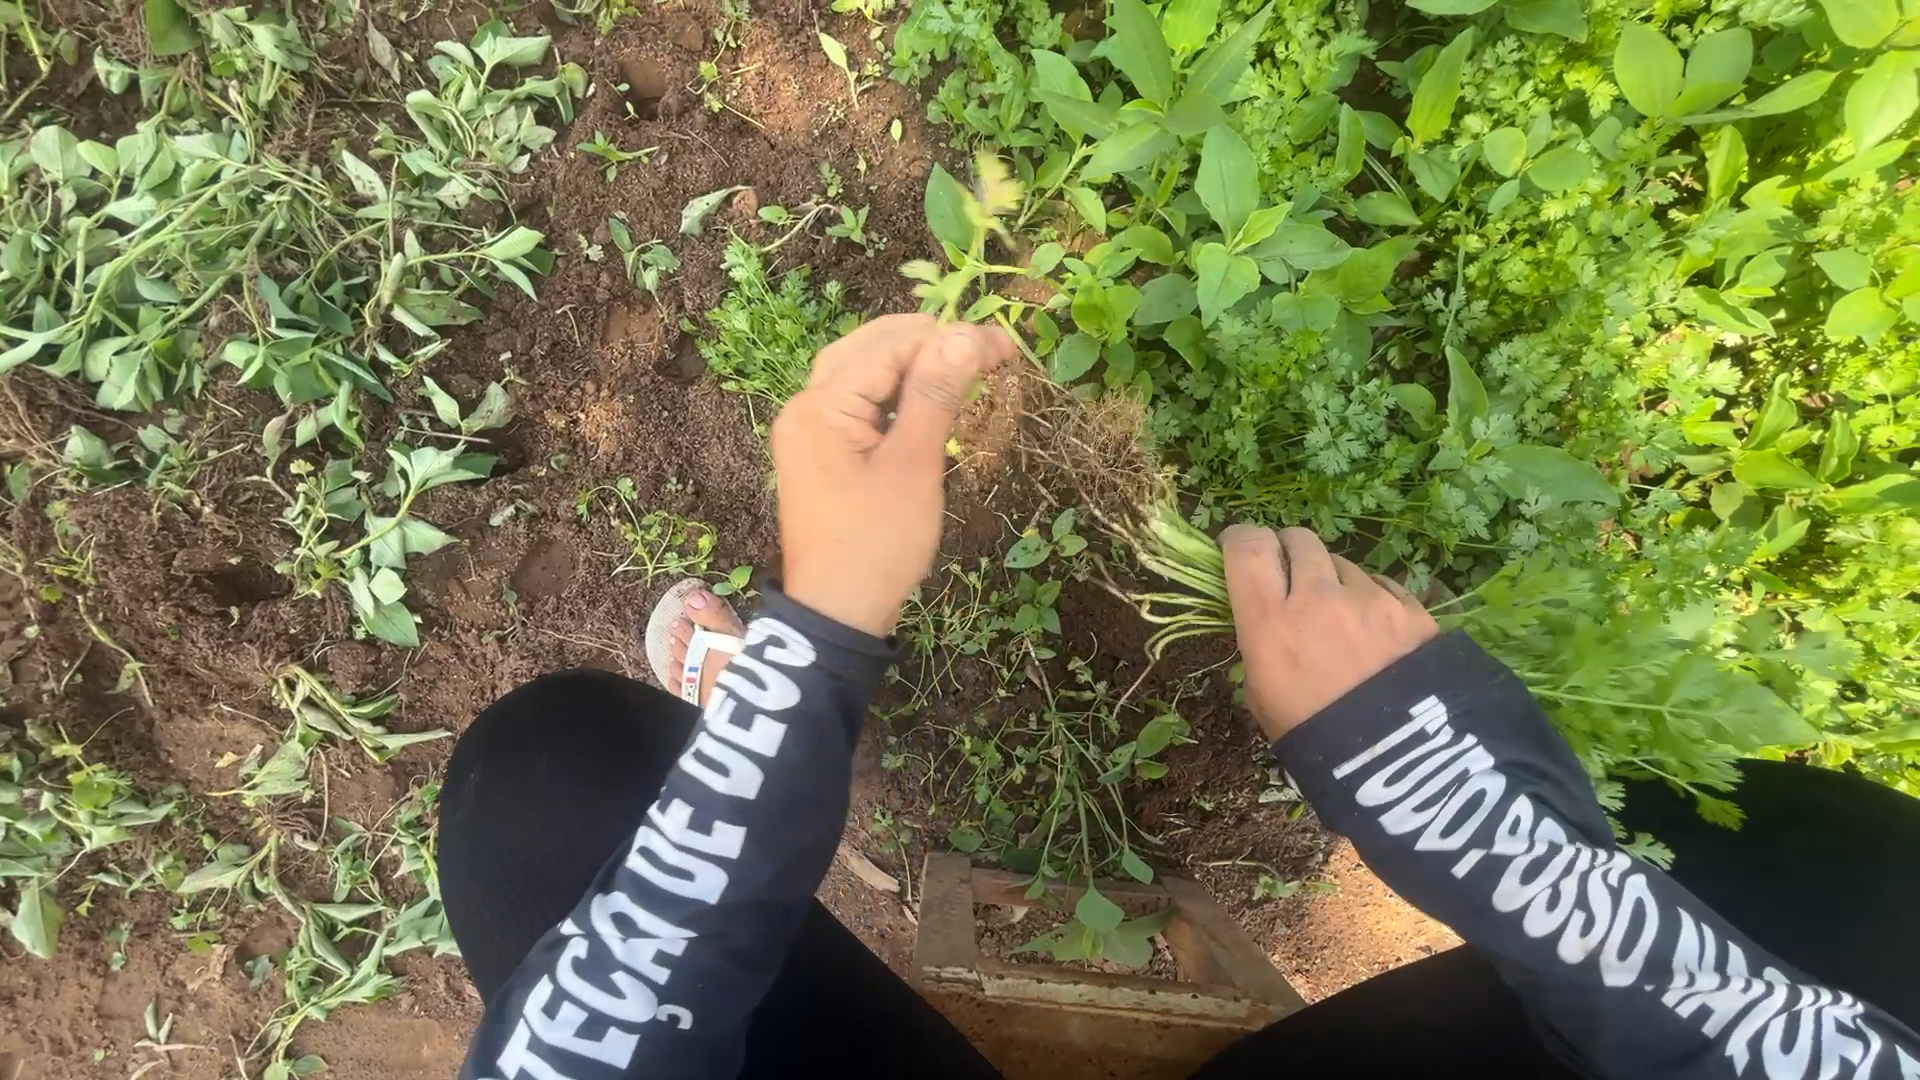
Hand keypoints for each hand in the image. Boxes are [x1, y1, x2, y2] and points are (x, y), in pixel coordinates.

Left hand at [771, 315, 1012, 636]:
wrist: (838, 614)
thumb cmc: (878, 544)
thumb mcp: (912, 467)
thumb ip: (934, 395)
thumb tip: (965, 335)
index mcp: (820, 407)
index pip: (888, 347)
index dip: (948, 338)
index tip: (1004, 346)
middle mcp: (805, 409)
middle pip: (867, 350)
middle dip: (928, 344)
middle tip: (986, 350)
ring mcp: (809, 433)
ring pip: (862, 377)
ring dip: (911, 367)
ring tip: (964, 366)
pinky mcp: (822, 455)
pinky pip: (859, 408)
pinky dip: (894, 398)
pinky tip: (928, 400)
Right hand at [1220, 525, 1439, 741]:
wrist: (1398, 762)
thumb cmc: (1311, 734)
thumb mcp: (1260, 692)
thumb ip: (1257, 640)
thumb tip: (1261, 615)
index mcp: (1269, 620)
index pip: (1247, 547)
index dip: (1238, 539)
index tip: (1236, 548)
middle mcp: (1316, 597)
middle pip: (1296, 539)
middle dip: (1286, 549)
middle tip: (1287, 572)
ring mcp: (1368, 600)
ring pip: (1340, 561)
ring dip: (1330, 576)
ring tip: (1337, 613)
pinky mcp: (1411, 609)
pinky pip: (1380, 584)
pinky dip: (1369, 596)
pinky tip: (1372, 628)